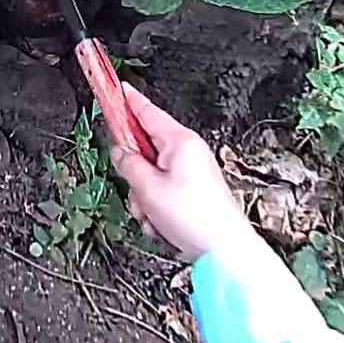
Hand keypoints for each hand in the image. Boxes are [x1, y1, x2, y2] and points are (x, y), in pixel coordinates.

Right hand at [110, 84, 255, 261]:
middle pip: (145, 147)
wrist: (226, 253)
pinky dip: (156, 205)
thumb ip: (128, 164)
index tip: (118, 89)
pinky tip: (161, 224)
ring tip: (151, 214)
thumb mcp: (148, 188)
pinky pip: (163, 189)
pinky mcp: (194, 190)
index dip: (128, 100)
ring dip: (144, 194)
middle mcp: (188, 151)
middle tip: (135, 188)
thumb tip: (119, 152)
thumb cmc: (195, 217)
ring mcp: (192, 171)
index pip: (147, 111)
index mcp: (180, 141)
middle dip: (134, 172)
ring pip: (151, 172)